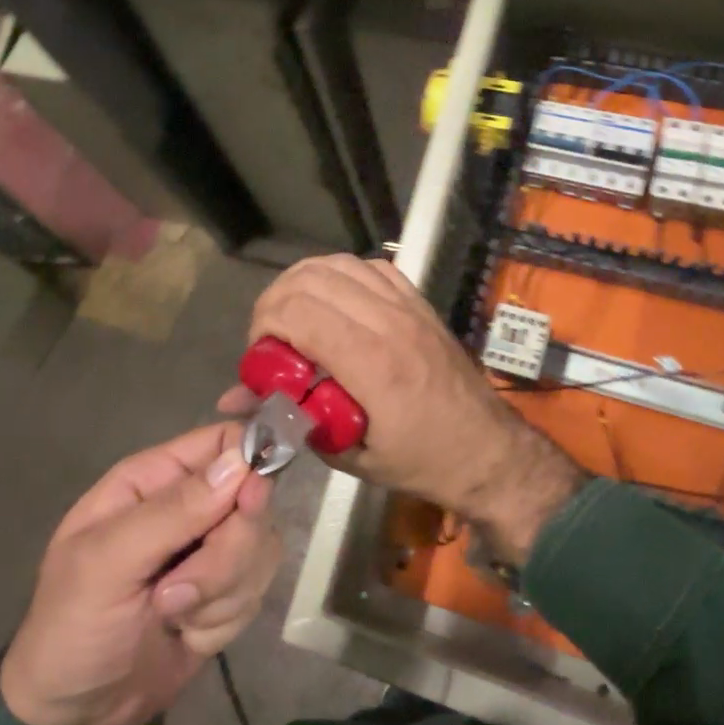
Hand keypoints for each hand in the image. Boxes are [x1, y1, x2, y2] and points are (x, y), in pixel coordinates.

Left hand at [0, 423, 281, 724]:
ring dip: (221, 593)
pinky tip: (187, 633)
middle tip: (175, 590)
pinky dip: (225, 619)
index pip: (224, 441)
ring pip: (260, 547)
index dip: (249, 461)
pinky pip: (257, 588)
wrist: (73, 715)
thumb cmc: (71, 626)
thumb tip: (241, 462)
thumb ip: (171, 512)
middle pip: (253, 499)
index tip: (250, 501)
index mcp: (154, 478)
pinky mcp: (227, 590)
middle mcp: (190, 504)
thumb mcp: (104, 564)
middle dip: (225, 555)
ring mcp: (211, 548)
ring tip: (169, 614)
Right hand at [226, 254, 585, 561]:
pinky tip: (334, 303)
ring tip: (294, 316)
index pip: (299, 311)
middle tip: (270, 337)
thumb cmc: (421, 461)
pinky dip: (341, 276)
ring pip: (339, 263)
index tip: (259, 355)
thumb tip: (235, 400)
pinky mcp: (421, 302)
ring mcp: (409, 306)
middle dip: (274, 302)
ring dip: (304, 282)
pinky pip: (371, 267)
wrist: (488, 449)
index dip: (263, 325)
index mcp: (373, 364)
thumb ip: (294, 420)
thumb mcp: (350, 455)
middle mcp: (390, 322)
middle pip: (312, 279)